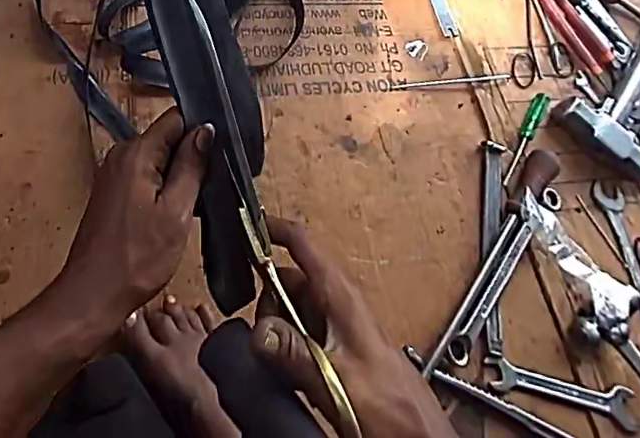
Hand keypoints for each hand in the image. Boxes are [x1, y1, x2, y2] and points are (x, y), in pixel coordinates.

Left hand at [51, 109, 211, 330]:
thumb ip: (191, 166)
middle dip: (190, 155)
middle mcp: (121, 154)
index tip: (221, 150)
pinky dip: (162, 187)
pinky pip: (144, 175)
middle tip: (213, 183)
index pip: (174, 119)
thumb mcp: (175, 213)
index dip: (199, 129)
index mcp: (136, 153)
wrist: (93, 294)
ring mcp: (114, 172)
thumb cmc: (137, 258)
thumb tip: (205, 130)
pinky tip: (175, 212)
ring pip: (156, 158)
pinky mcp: (112, 191)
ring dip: (177, 175)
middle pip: (165, 138)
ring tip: (199, 201)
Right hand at [252, 218, 454, 437]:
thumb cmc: (394, 411)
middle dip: (268, 299)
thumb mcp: (336, 380)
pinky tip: (292, 375)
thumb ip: (294, 354)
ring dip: (278, 328)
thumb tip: (258, 330)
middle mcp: (338, 303)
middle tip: (263, 335)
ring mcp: (338, 326)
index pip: (301, 241)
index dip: (271, 228)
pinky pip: (301, 333)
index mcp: (340, 295)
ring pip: (292, 307)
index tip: (245, 228)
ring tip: (280, 363)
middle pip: (288, 278)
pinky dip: (289, 346)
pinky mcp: (338, 349)